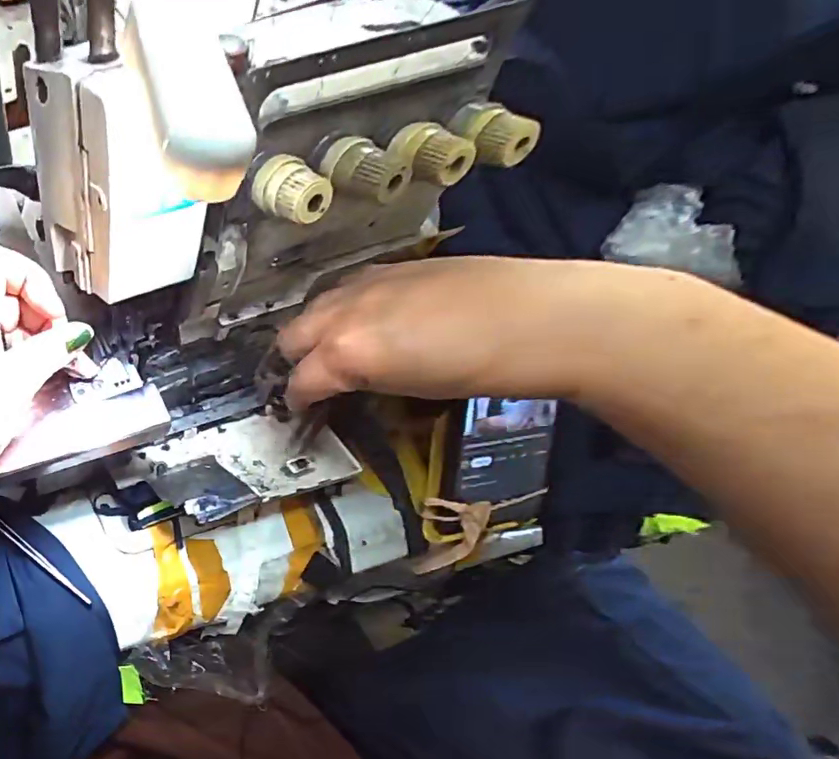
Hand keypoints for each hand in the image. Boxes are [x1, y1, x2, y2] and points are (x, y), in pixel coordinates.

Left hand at [0, 245, 95, 499]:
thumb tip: (76, 334)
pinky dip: (8, 355)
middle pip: (0, 293)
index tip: (53, 316)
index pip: (0, 264)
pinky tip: (26, 378)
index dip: (34, 284)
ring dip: (26, 339)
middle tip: (56, 345)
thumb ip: (55, 346)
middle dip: (35, 315)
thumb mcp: (21, 376)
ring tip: (45, 367)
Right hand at [276, 256, 707, 406]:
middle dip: (294, 361)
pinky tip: (366, 317)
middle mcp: (343, 313)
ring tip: (335, 347)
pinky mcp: (394, 267)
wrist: (548, 318)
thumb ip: (359, 383)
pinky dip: (342, 306)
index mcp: (344, 351)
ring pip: (312, 308)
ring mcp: (367, 283)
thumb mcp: (404, 391)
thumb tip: (342, 386)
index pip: (298, 383)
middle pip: (290, 338)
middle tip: (315, 379)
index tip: (305, 412)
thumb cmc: (477, 370)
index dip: (298, 403)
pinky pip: (345, 287)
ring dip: (314, 330)